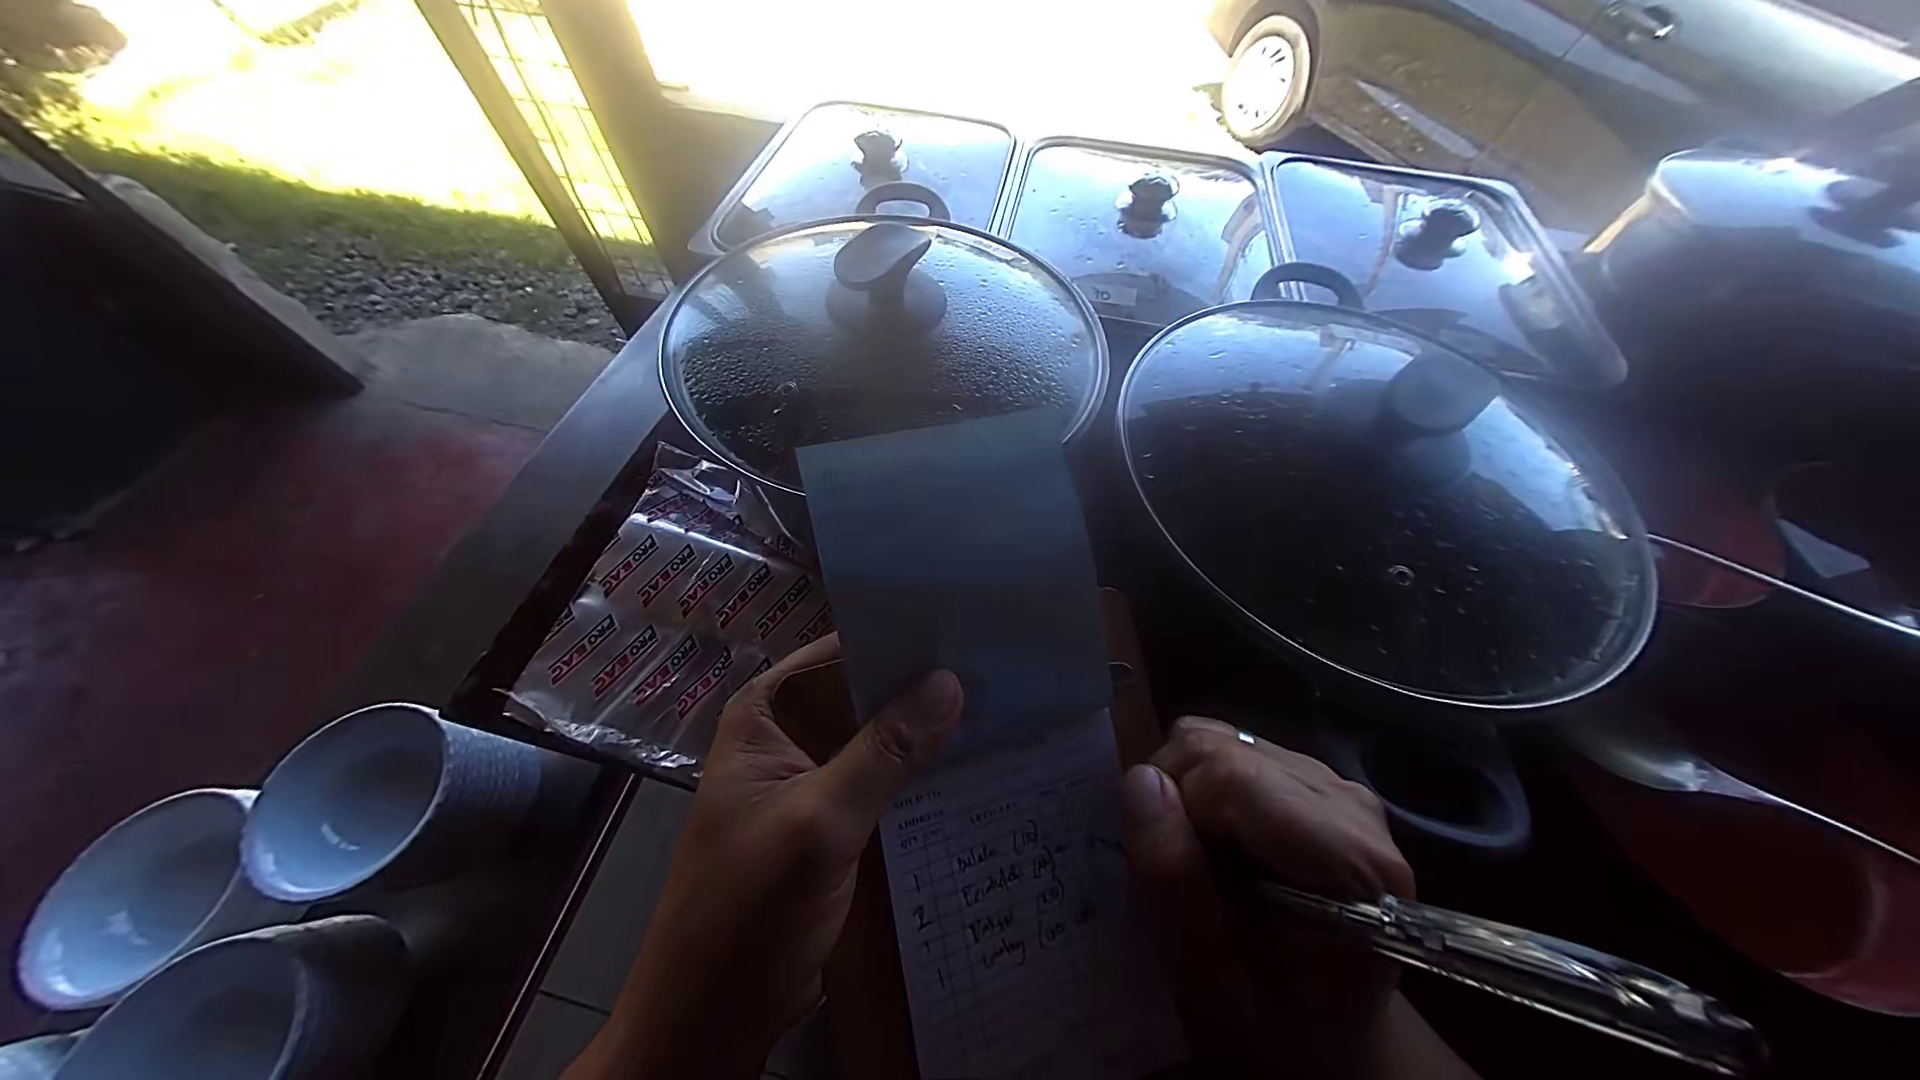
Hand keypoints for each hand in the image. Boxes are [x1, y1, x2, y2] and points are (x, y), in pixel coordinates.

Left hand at [567, 634, 961, 1079]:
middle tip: (1000, 666)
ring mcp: (816, 776)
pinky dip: (925, 770)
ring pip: (883, 735)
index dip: (901, 637)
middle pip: (867, 691)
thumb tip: (951, 681)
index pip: (842, 652)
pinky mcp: (839, 816)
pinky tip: (978, 761)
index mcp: (768, 712)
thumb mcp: (818, 824)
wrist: (712, 1019)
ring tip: (1006, 703)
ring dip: (931, 727)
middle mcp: (791, 732)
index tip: (967, 627)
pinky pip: (889, 777)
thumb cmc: (747, 911)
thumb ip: (883, 752)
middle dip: (926, 683)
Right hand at [1122, 716, 1417, 1078]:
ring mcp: (1330, 778)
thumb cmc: (1275, 1015)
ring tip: (1200, 850)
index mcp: (1351, 860)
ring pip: (1214, 738)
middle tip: (1179, 861)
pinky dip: (1200, 780)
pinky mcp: (1308, 769)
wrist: (1329, 1019)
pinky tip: (1217, 832)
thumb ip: (1175, 881)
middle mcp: (1349, 802)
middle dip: (1175, 795)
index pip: (1232, 777)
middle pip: (1219, 749)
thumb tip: (1140, 779)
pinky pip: (1224, 744)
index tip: (1171, 863)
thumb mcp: (1212, 975)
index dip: (1178, 808)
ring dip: (1184, 786)